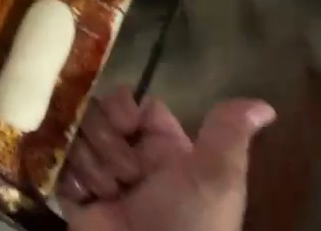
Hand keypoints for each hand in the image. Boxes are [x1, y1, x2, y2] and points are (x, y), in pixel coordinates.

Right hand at [60, 89, 274, 230]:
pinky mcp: (71, 187)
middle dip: (104, 140)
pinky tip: (88, 198)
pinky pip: (56, 160)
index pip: (130, 102)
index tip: (126, 123)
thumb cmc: (190, 226)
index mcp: (162, 147)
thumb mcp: (215, 181)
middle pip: (96, 114)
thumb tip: (264, 104)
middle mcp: (128, 154)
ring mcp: (97, 170)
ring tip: (110, 194)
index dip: (121, 107)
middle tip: (126, 173)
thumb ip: (226, 137)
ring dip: (90, 164)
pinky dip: (71, 178)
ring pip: (74, 135)